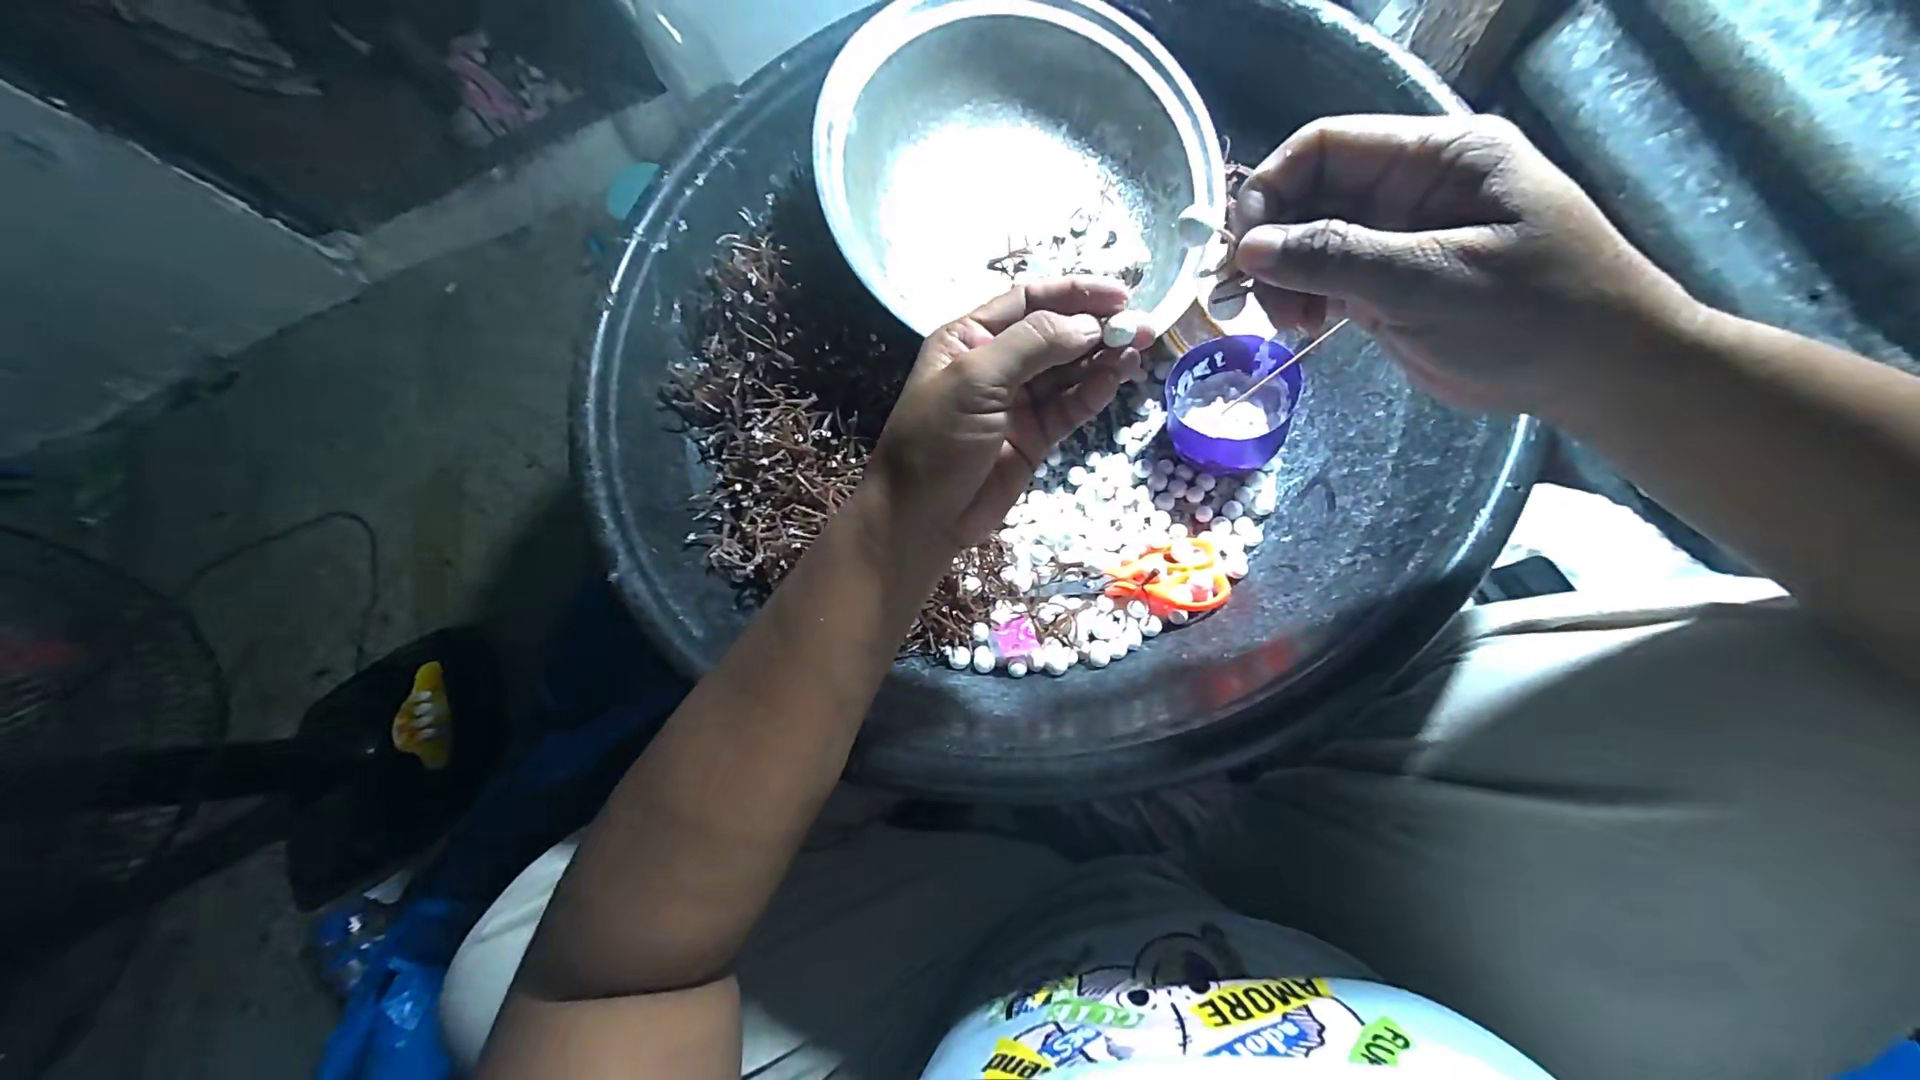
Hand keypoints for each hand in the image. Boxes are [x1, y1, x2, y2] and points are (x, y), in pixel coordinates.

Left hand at [865, 278, 1147, 555]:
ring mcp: (1017, 403)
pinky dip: (1094, 393)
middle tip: (1144, 326)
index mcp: (970, 338)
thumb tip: (1089, 324)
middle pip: (1056, 335)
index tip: (1121, 294)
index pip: (1028, 301)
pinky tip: (1117, 379)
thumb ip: (1032, 344)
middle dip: (1098, 327)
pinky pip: (1070, 408)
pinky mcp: (1034, 437)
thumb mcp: (975, 380)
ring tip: (1140, 349)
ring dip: (1103, 359)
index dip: (1074, 293)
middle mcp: (996, 365)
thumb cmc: (936, 440)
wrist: (923, 517)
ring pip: (1068, 372)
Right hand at [1228, 114, 1699, 415]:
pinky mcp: (1382, 282)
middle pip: (1305, 195)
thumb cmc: (1530, 314)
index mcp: (1435, 157)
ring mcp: (1392, 237)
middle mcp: (1407, 187)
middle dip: (1271, 245)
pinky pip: (1319, 278)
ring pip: (1303, 242)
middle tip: (1260, 300)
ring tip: (1290, 323)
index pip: (1324, 146)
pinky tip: (1304, 327)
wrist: (1587, 372)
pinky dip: (1298, 300)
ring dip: (1280, 280)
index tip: (1245, 251)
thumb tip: (1249, 248)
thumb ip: (1336, 257)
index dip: (1271, 189)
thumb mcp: (1429, 280)